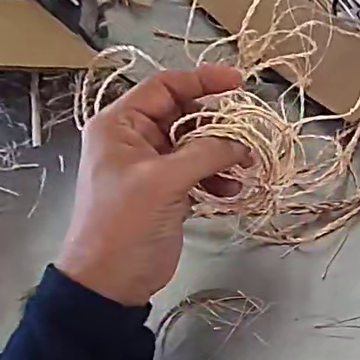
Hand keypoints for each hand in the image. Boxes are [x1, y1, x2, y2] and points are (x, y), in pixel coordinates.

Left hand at [56, 66, 249, 306]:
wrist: (111, 279)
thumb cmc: (124, 223)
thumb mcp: (162, 181)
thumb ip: (204, 154)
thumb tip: (242, 143)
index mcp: (121, 126)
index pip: (165, 88)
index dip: (202, 81)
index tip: (238, 82)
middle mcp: (137, 140)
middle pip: (186, 116)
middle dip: (219, 125)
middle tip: (249, 135)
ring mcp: (154, 168)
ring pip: (198, 146)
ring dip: (224, 154)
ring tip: (244, 168)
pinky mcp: (170, 192)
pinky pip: (201, 173)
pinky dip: (219, 179)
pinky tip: (232, 191)